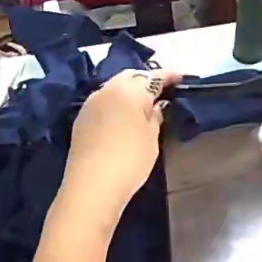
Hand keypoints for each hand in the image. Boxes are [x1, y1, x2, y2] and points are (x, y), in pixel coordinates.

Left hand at [60, 68, 181, 221]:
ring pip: (113, 88)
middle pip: (129, 77)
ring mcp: (90, 104)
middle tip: (160, 91)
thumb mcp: (151, 139)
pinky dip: (115, 103)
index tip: (180, 78)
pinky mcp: (81, 119)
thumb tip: (155, 106)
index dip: (167, 76)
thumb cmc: (129, 161)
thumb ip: (154, 118)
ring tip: (141, 103)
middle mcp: (107, 90)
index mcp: (129, 91)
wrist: (91, 186)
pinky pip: (102, 102)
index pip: (153, 77)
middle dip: (145, 80)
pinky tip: (121, 115)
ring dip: (128, 91)